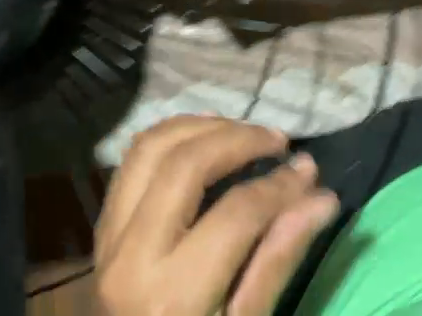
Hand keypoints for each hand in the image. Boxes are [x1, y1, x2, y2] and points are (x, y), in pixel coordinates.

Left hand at [93, 116, 338, 315]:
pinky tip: (203, 135)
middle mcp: (131, 257)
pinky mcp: (101, 229)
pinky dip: (169, 136)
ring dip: (201, 127)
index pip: (236, 213)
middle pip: (185, 164)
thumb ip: (277, 260)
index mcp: (173, 295)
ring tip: (242, 130)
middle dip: (239, 138)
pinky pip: (131, 161)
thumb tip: (321, 198)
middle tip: (278, 140)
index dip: (280, 185)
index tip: (309, 170)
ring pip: (150, 147)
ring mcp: (107, 239)